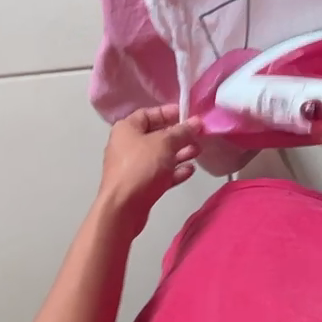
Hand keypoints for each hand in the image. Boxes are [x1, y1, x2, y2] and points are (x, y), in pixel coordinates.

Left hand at [96, 104, 202, 235]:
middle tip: (199, 135)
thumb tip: (196, 122)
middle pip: (157, 135)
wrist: (123, 209)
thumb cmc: (141, 167)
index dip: (169, 112)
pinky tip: (190, 171)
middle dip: (179, 136)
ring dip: (180, 153)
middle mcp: (128, 145)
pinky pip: (160, 174)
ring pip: (161, 156)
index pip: (149, 113)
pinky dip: (174, 171)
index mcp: (127, 129)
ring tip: (198, 152)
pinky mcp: (141, 186)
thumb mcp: (164, 144)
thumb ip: (182, 132)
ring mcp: (134, 167)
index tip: (189, 115)